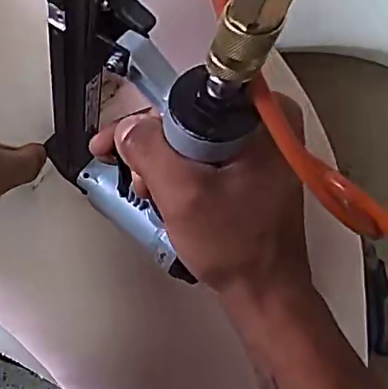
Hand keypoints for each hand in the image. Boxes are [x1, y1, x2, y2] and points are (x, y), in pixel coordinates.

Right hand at [89, 102, 312, 303]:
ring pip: (190, 143)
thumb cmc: (239, 248)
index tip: (119, 144)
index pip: (188, 98)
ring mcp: (260, 150)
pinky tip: (175, 203)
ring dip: (164, 170)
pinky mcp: (249, 170)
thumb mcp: (183, 194)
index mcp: (265, 117)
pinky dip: (181, 180)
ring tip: (159, 199)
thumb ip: (149, 151)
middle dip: (155, 152)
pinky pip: (202, 161)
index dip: (147, 123)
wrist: (262, 290)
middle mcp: (268, 125)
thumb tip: (127, 129)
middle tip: (142, 181)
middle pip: (187, 120)